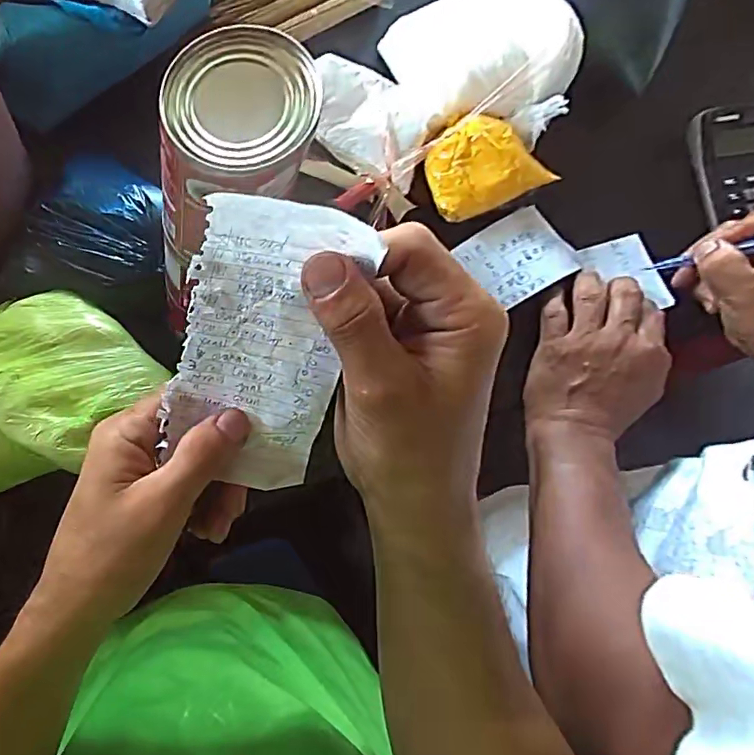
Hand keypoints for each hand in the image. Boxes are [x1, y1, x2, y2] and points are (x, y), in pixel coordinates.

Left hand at [29, 390, 249, 622]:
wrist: (78, 606)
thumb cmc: (115, 552)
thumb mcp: (164, 502)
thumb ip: (201, 455)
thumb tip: (236, 414)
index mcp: (125, 432)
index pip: (180, 398)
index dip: (219, 407)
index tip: (257, 430)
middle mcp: (129, 442)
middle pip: (192, 434)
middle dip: (222, 468)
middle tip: (235, 507)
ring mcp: (134, 470)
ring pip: (192, 463)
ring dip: (214, 493)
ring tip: (217, 530)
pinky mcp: (141, 495)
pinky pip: (181, 486)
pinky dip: (199, 506)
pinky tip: (205, 533)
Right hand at [302, 223, 508, 514]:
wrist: (411, 502)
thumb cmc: (407, 452)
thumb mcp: (379, 385)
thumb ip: (352, 321)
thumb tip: (317, 261)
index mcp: (465, 313)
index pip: (412, 252)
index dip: (361, 254)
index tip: (309, 274)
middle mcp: (447, 311)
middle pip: (391, 265)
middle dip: (342, 274)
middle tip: (289, 286)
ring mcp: (419, 330)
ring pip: (369, 289)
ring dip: (331, 298)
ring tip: (288, 306)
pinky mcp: (392, 347)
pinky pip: (359, 316)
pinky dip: (330, 319)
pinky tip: (300, 326)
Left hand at [525, 271, 669, 442]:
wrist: (574, 429)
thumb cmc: (610, 416)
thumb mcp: (650, 386)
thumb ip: (652, 356)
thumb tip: (648, 336)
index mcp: (650, 349)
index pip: (653, 310)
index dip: (643, 300)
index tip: (634, 298)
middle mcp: (620, 338)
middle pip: (626, 294)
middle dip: (620, 283)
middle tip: (612, 281)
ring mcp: (584, 338)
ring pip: (591, 294)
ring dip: (589, 281)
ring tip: (586, 276)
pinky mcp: (554, 343)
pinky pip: (556, 311)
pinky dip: (556, 297)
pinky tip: (557, 293)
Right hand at [671, 197, 753, 367]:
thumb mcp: (742, 290)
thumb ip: (720, 262)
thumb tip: (705, 248)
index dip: (739, 228)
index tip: (714, 249)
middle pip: (748, 231)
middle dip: (715, 253)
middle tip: (693, 270)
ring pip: (736, 251)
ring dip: (712, 271)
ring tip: (707, 292)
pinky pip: (736, 266)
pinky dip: (719, 280)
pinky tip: (714, 296)